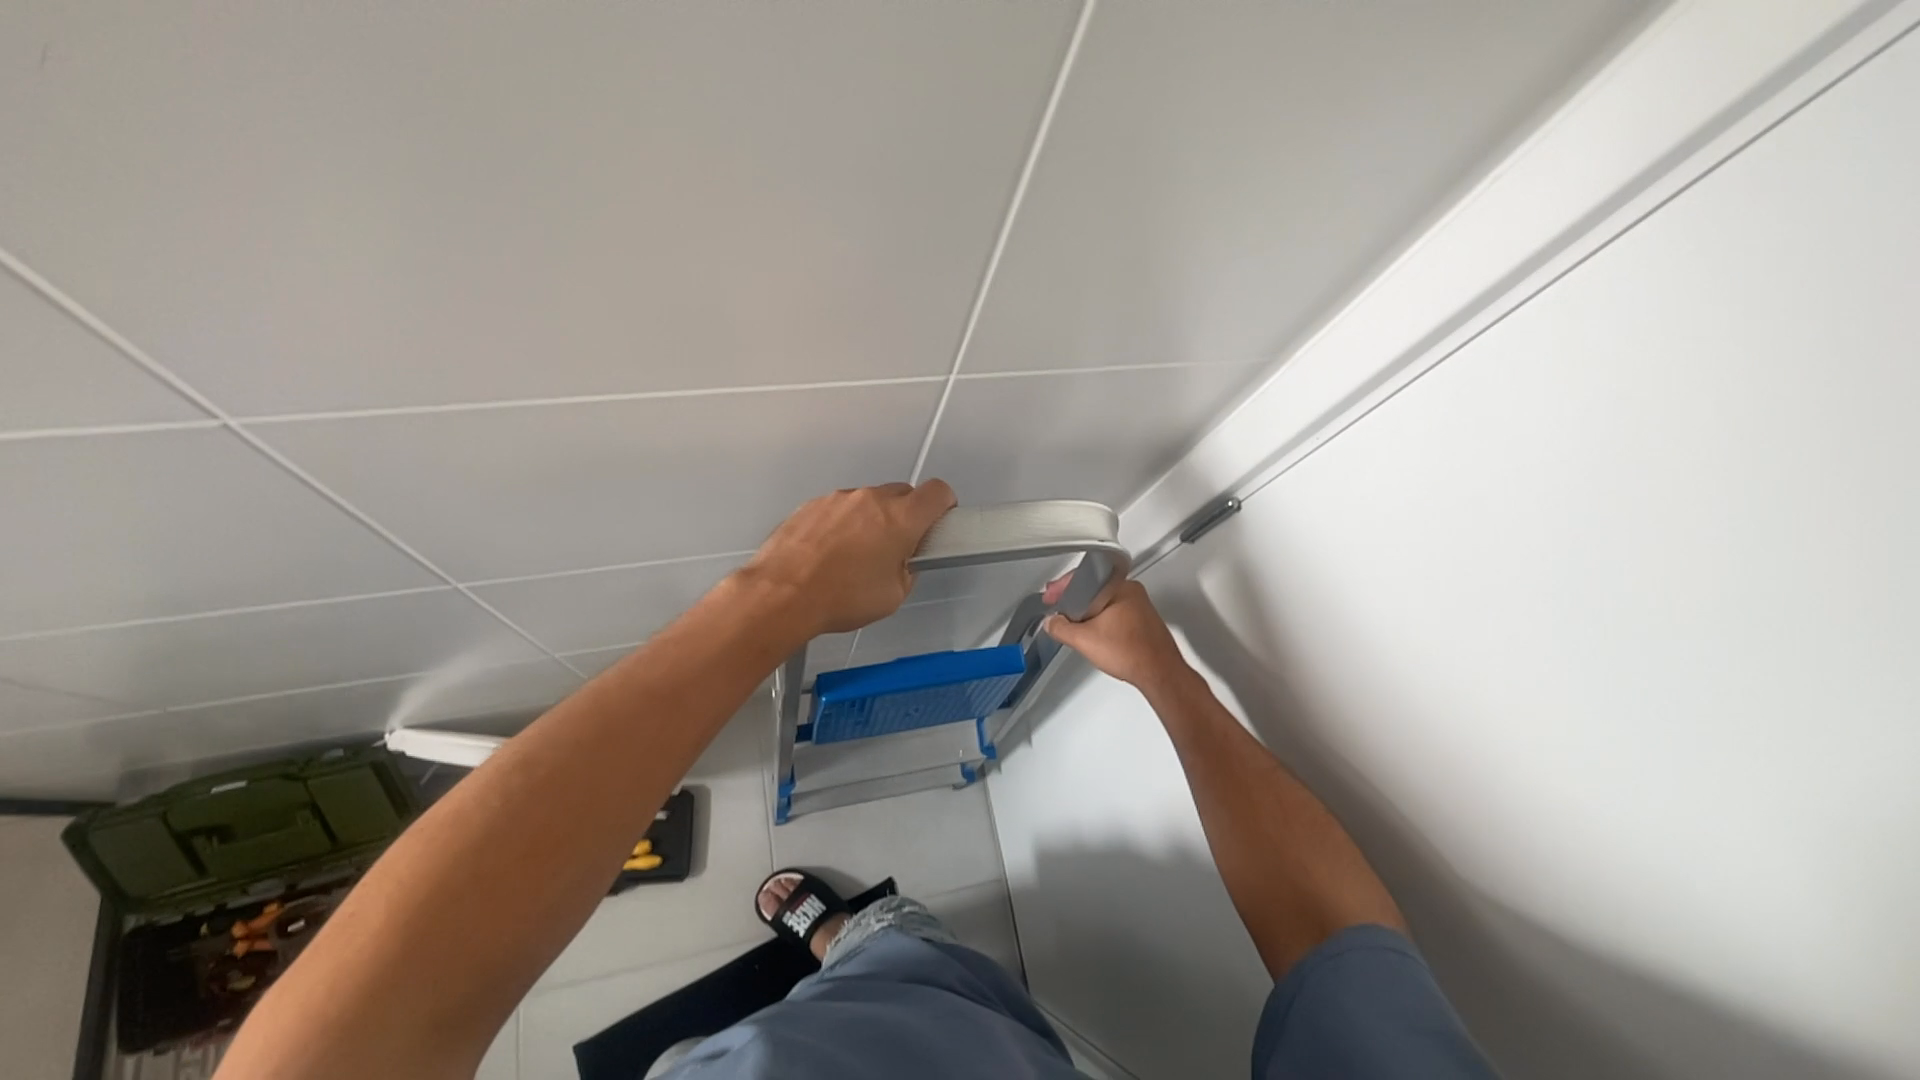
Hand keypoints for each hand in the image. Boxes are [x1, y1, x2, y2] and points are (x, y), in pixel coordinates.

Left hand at [742, 480, 956, 634]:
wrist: (782, 594)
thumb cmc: (835, 596)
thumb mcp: (893, 596)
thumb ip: (908, 570)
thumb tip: (905, 564)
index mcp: (901, 519)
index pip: (937, 492)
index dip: (944, 505)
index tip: (940, 518)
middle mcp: (871, 500)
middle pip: (903, 494)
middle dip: (906, 516)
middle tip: (899, 547)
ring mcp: (839, 500)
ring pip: (868, 501)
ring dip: (871, 522)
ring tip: (857, 559)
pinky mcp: (813, 506)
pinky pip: (839, 509)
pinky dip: (842, 526)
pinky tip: (832, 556)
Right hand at [1043, 578, 1192, 692]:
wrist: (1159, 673)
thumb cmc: (1132, 653)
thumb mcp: (1084, 640)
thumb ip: (1061, 628)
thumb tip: (1051, 622)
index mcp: (1119, 587)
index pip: (1082, 578)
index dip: (1061, 588)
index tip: (1051, 597)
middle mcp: (1131, 591)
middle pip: (1093, 589)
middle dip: (1073, 600)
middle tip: (1059, 610)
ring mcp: (1139, 605)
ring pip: (1104, 602)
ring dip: (1087, 612)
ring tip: (1074, 626)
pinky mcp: (1142, 619)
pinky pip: (1115, 613)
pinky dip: (1101, 620)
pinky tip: (1095, 635)